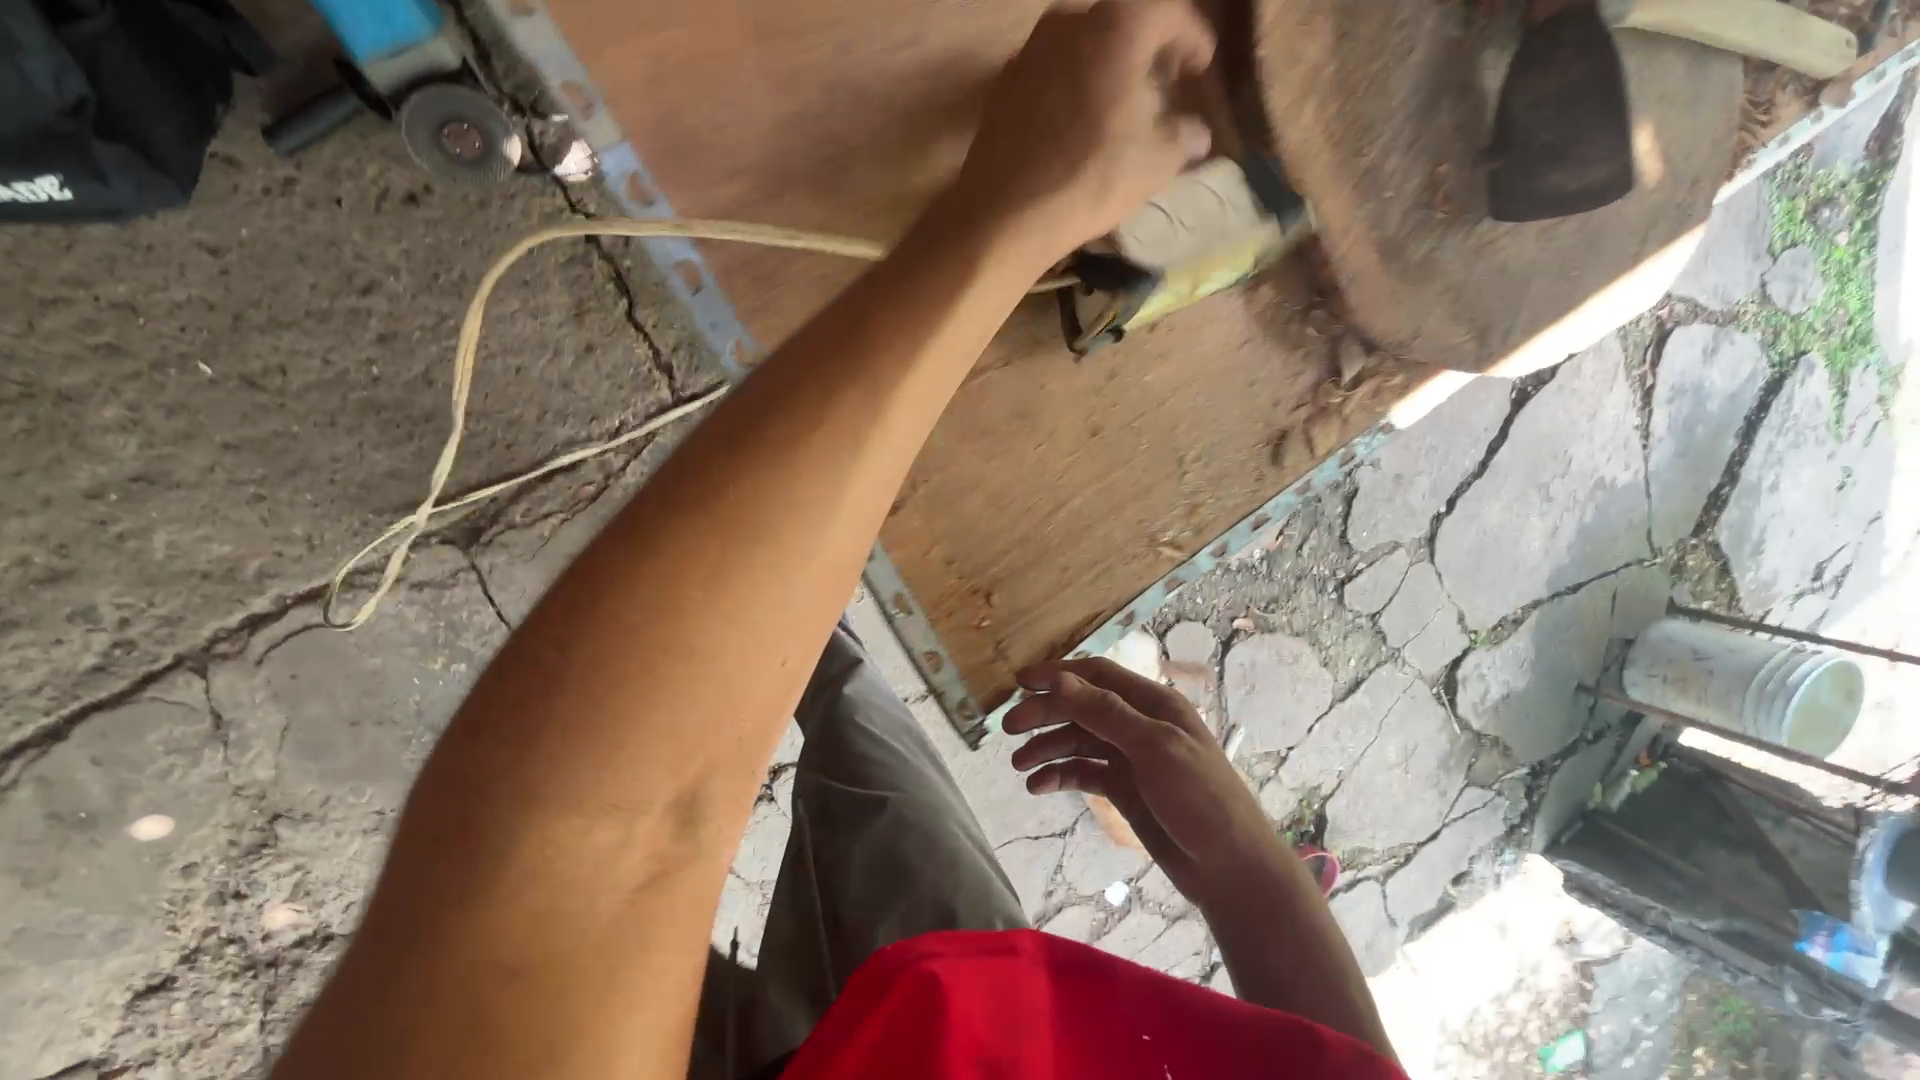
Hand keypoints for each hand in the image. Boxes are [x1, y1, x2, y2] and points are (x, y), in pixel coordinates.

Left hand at [943, 0, 1216, 269]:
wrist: (1004, 214)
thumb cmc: (1090, 180)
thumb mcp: (1155, 163)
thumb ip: (1183, 138)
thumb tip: (1196, 134)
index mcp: (1116, 28)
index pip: (1168, 12)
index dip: (1192, 37)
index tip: (1201, 68)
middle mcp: (1068, 25)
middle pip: (1121, 22)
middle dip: (1147, 49)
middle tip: (1164, 82)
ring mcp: (1029, 53)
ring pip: (1082, 46)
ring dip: (1107, 67)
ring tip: (1121, 106)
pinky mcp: (1002, 87)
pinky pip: (1051, 73)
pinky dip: (1073, 87)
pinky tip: (1079, 125)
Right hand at [1004, 656, 1290, 908]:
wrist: (1229, 867)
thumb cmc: (1200, 798)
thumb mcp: (1153, 748)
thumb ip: (1105, 713)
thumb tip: (1060, 680)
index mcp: (1153, 703)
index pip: (1097, 676)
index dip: (1058, 675)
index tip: (1019, 682)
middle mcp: (1139, 725)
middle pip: (1082, 708)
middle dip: (1045, 715)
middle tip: (1009, 730)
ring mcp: (1131, 758)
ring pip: (1079, 742)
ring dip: (1048, 748)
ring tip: (1020, 766)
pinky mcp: (1125, 790)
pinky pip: (1084, 773)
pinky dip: (1060, 776)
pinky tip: (1039, 786)